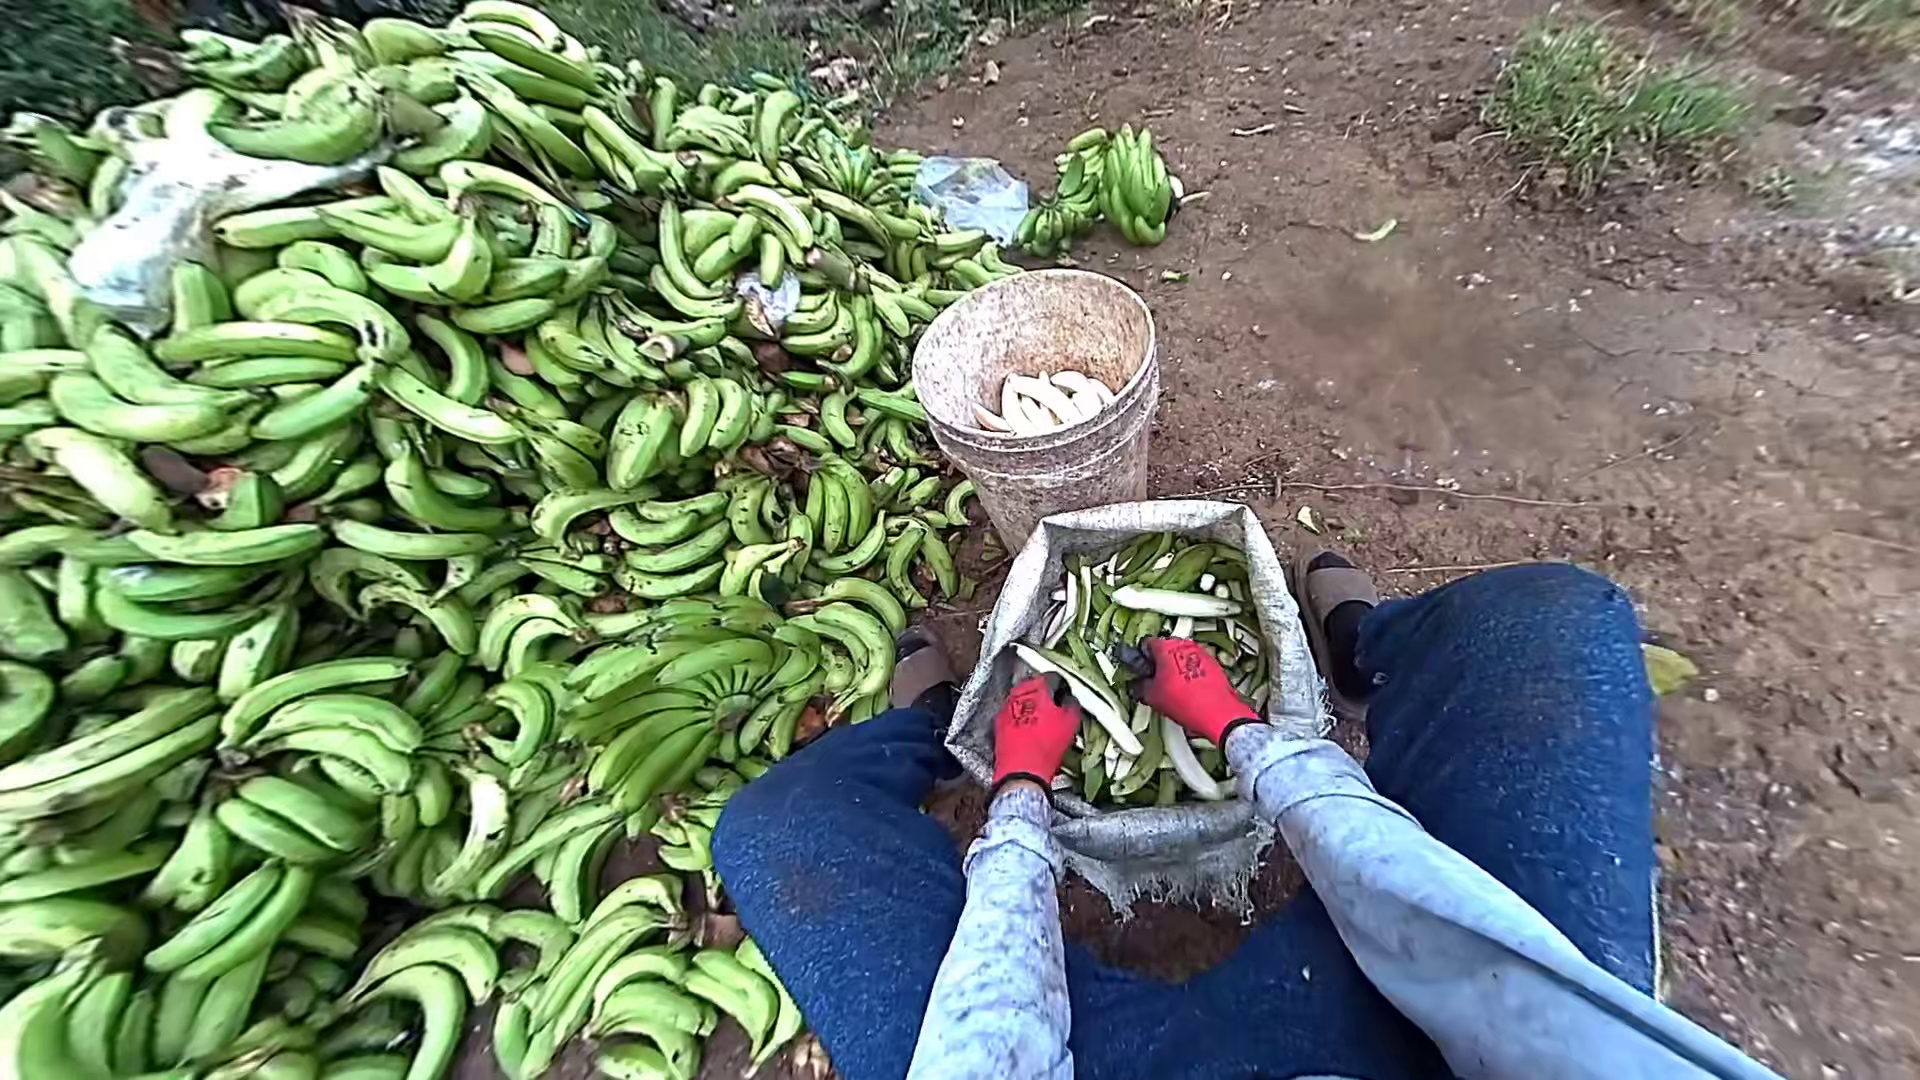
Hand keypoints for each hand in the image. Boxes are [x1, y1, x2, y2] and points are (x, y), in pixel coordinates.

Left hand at [991, 674, 1081, 793]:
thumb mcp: (1070, 723)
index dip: (1064, 687)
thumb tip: (1069, 699)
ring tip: (1042, 723)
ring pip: (1023, 699)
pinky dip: (1021, 717)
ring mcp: (1006, 706)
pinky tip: (1028, 731)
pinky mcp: (998, 721)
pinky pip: (1013, 713)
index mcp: (1038, 687)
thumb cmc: (1048, 745)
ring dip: (1032, 706)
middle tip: (1056, 709)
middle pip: (1035, 686)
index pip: (1054, 677)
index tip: (1068, 696)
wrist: (1021, 771)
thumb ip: (1072, 704)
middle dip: (1046, 695)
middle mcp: (1018, 691)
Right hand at [1137, 637, 1259, 744]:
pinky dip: (1190, 674)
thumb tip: (1138, 686)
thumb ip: (1140, 685)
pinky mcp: (1215, 665)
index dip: (1140, 658)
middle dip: (1159, 663)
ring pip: (1182, 657)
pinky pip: (1196, 665)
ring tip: (1172, 688)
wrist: (1219, 716)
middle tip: (1155, 680)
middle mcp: (1185, 645)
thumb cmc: (1188, 702)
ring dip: (1175, 668)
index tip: (1141, 669)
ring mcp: (1202, 654)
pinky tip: (1187, 692)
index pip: (1146, 644)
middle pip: (1165, 648)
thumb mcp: (1152, 696)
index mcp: (1166, 646)